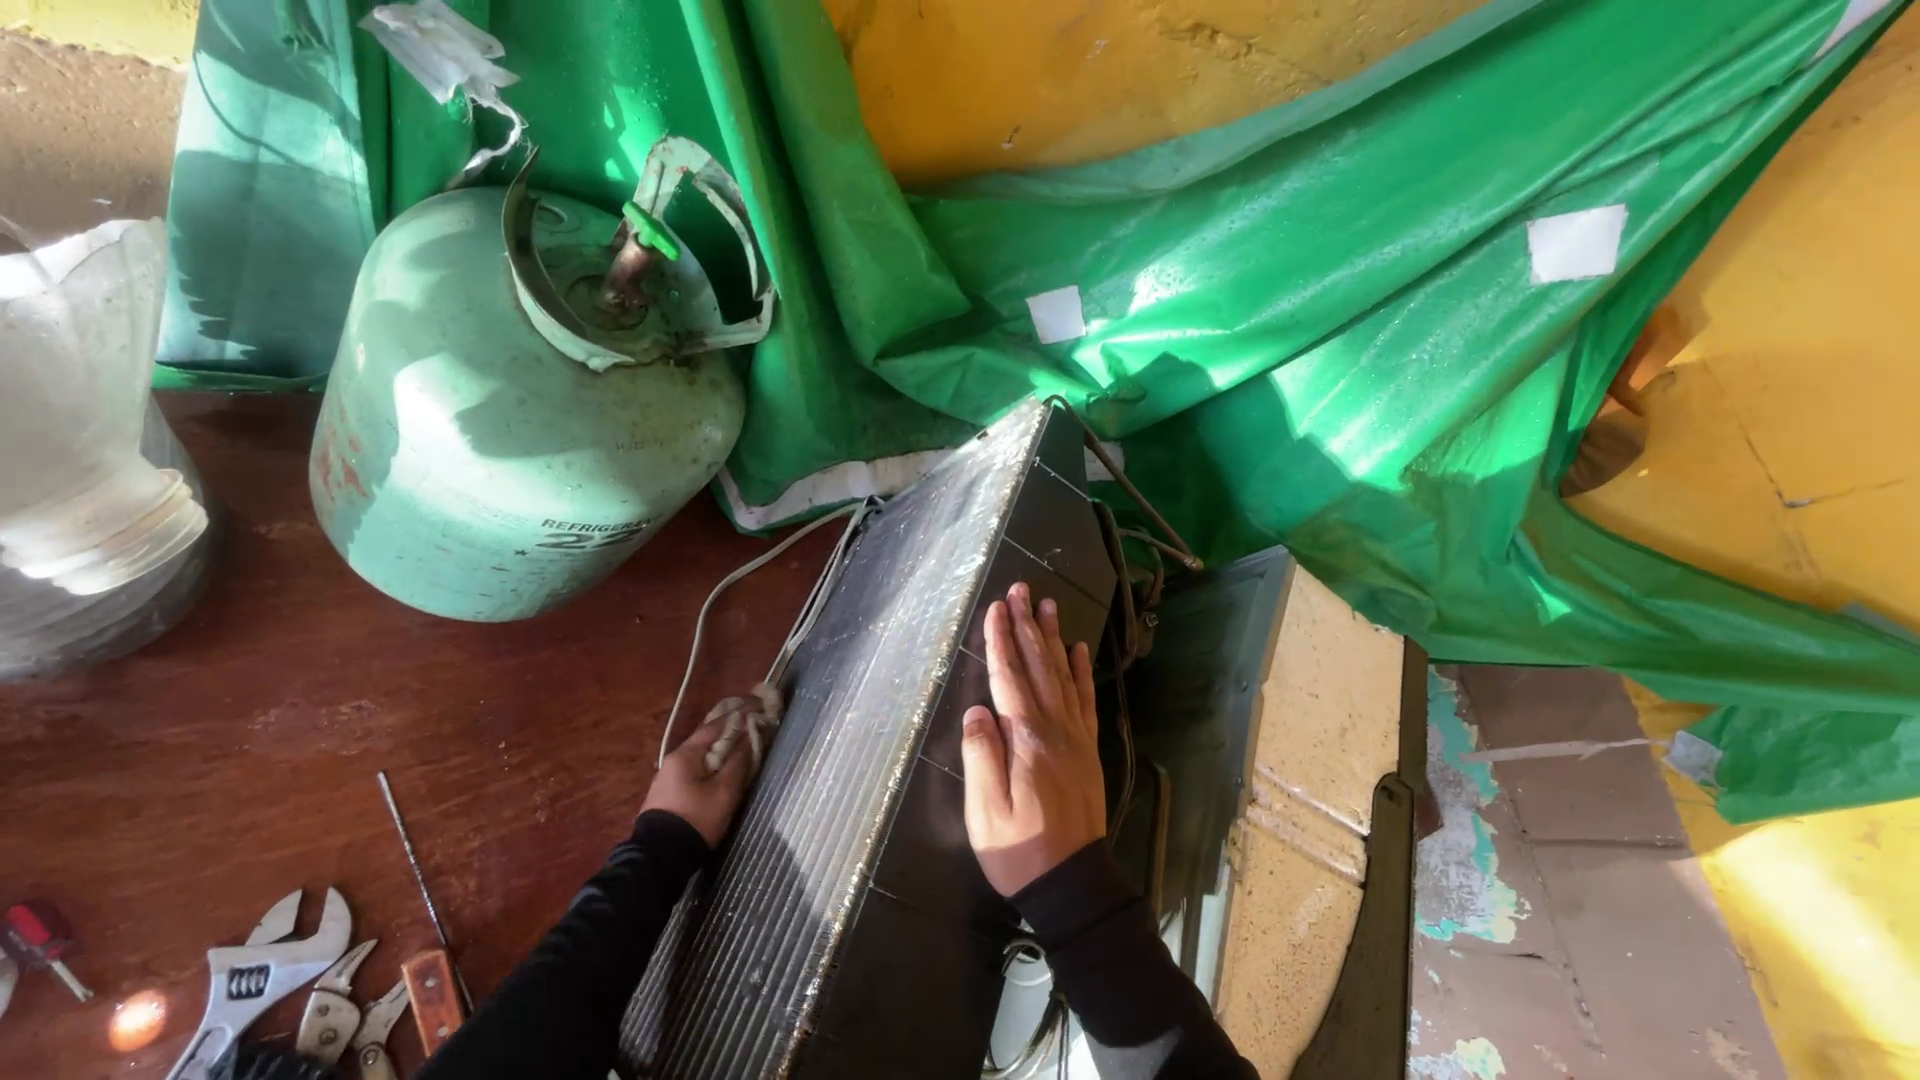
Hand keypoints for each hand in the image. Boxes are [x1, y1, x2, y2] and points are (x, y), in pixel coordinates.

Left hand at [642, 718, 749, 847]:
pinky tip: (725, 770)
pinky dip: (713, 765)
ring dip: (723, 750)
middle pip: (707, 740)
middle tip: (755, 727)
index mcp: (685, 755)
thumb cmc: (696, 819)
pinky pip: (696, 770)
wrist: (660, 858)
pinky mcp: (669, 794)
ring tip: (745, 748)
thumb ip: (738, 763)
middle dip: (731, 733)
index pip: (715, 726)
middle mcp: (673, 761)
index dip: (739, 716)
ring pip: (702, 756)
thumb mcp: (724, 792)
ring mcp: (668, 778)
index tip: (758, 708)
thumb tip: (749, 738)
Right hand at [960, 582, 1104, 895]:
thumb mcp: (987, 812)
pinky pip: (1086, 701)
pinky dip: (1081, 672)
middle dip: (1028, 625)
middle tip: (1023, 589)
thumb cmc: (1019, 851)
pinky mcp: (1088, 750)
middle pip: (1039, 666)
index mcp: (1026, 739)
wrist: (1073, 884)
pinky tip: (1077, 651)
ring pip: (1064, 676)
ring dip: (1054, 638)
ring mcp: (1076, 738)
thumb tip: (976, 710)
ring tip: (1049, 605)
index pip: (1009, 678)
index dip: (1000, 641)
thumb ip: (981, 756)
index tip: (996, 607)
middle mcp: (1055, 729)